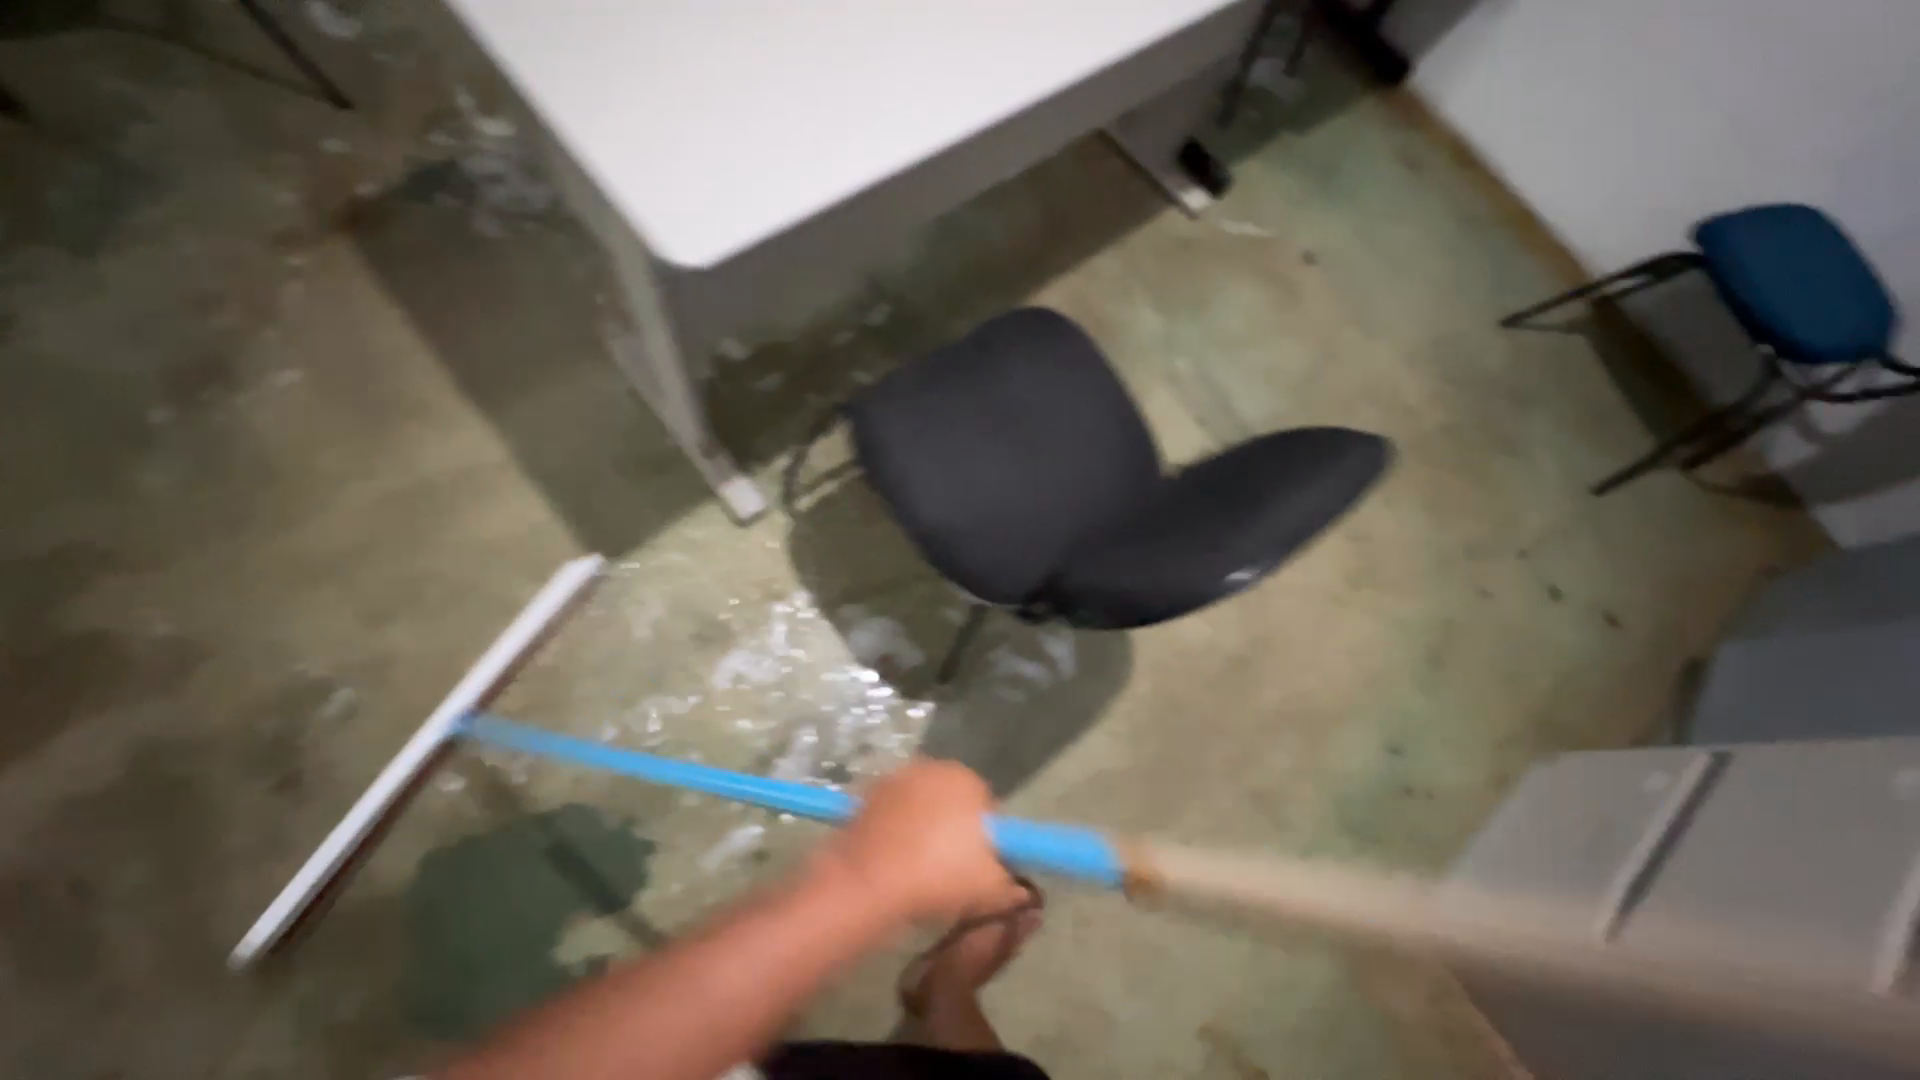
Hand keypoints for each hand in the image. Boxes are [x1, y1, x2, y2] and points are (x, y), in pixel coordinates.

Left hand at [821, 759, 1009, 923]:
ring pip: (923, 807)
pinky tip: (895, 861)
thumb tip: (1018, 889)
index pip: (989, 809)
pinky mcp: (867, 795)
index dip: (990, 842)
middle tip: (953, 873)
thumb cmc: (938, 876)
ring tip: (921, 870)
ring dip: (926, 829)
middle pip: (955, 803)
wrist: (868, 882)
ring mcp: (896, 778)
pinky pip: (895, 814)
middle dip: (957, 831)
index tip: (982, 870)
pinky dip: (898, 830)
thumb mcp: (992, 891)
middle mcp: (933, 768)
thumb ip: (1013, 886)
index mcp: (968, 779)